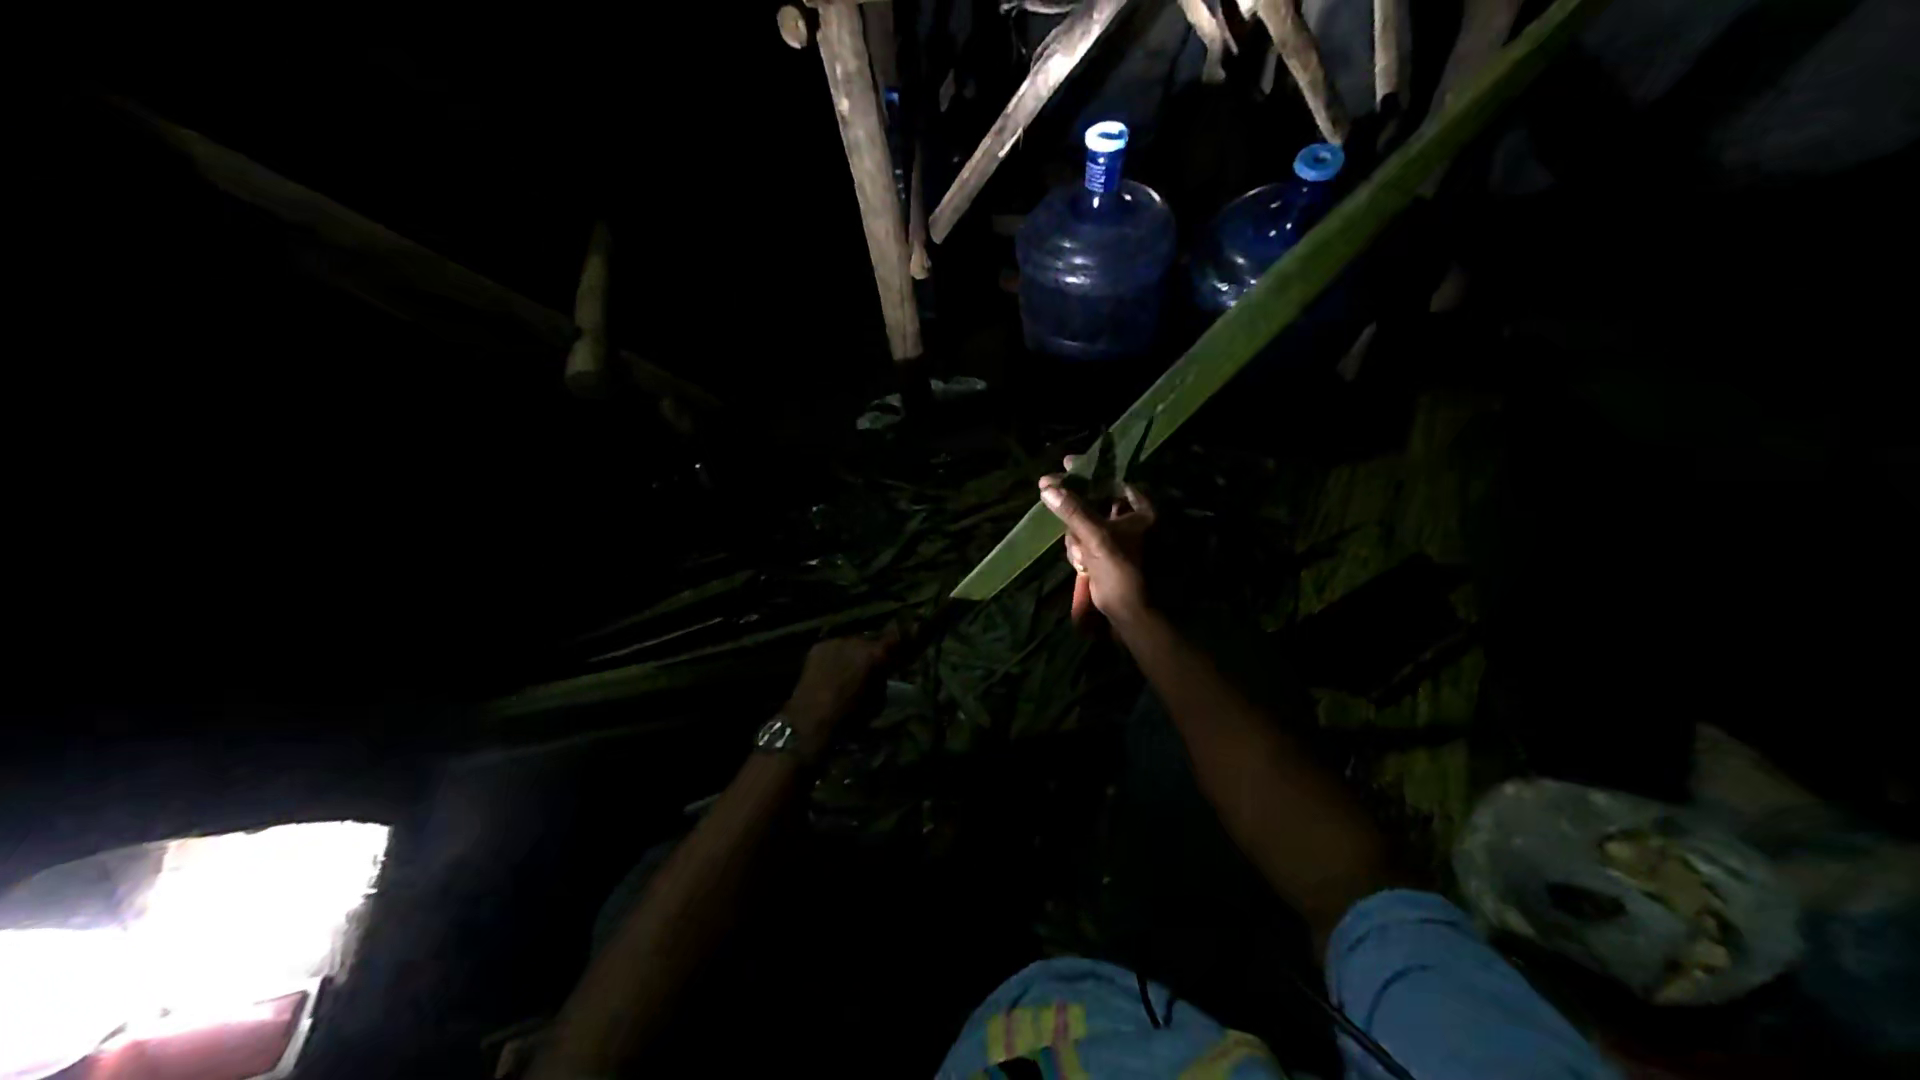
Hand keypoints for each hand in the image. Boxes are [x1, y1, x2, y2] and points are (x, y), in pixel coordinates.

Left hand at [780, 633, 895, 748]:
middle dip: (870, 652)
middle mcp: (856, 641)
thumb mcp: (878, 700)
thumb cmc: (850, 715)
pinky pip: (833, 648)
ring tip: (847, 669)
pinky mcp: (818, 647)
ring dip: (852, 653)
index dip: (895, 648)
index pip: (893, 640)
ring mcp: (835, 642)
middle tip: (868, 667)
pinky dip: (835, 656)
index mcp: (875, 654)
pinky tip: (830, 670)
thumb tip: (882, 672)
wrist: (812, 718)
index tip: (894, 656)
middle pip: (870, 641)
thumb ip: (882, 679)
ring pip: (850, 643)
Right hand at [1038, 456, 1154, 624]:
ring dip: (1076, 536)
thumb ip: (1072, 510)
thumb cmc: (1120, 568)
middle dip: (1075, 514)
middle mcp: (1129, 517)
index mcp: (1139, 508)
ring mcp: (1114, 534)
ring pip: (1081, 521)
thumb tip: (1047, 488)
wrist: (1125, 607)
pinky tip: (1083, 562)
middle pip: (1092, 500)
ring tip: (1082, 555)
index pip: (1111, 480)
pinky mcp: (1102, 549)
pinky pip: (1080, 537)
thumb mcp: (1095, 536)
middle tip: (1048, 491)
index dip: (1088, 470)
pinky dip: (1077, 548)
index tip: (1065, 463)